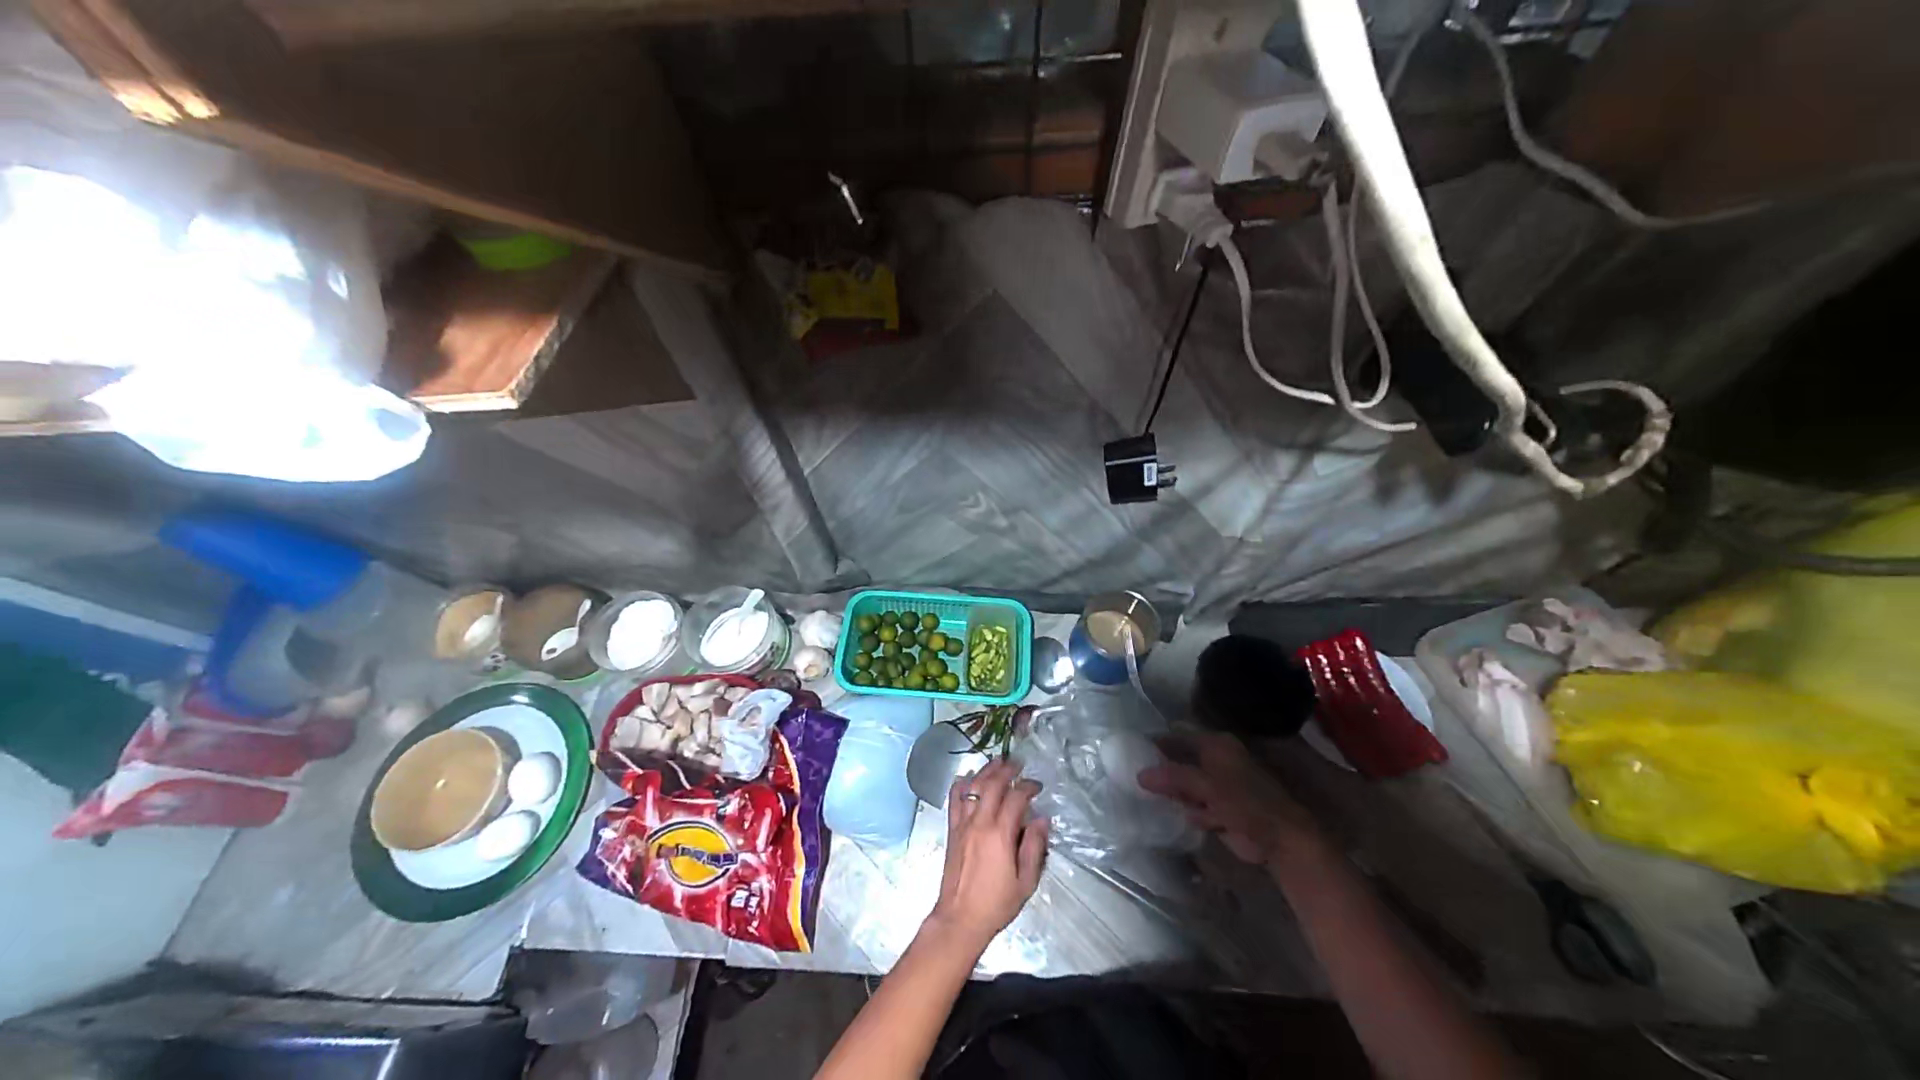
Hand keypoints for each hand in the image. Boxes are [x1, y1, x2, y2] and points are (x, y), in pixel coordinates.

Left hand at [926, 759, 1048, 951]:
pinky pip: (955, 800)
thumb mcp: (1026, 881)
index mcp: (1000, 834)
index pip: (1016, 798)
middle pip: (992, 785)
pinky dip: (961, 784)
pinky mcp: (952, 830)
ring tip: (997, 762)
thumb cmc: (996, 903)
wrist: (960, 918)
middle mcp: (979, 823)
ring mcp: (962, 824)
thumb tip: (1041, 819)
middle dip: (1007, 770)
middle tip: (1018, 764)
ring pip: (973, 787)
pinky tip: (967, 777)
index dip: (1028, 787)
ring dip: (986, 771)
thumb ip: (1034, 847)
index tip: (1037, 786)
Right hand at [1138, 731, 1325, 866]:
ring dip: (1169, 790)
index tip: (1130, 749)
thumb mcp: (1206, 785)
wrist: (1280, 839)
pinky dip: (1181, 808)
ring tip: (1138, 792)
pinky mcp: (1218, 810)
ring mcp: (1217, 786)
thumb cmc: (1245, 802)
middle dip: (1160, 768)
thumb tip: (1139, 774)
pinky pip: (1192, 805)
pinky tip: (1161, 812)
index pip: (1178, 737)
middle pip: (1180, 760)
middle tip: (1128, 771)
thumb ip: (1172, 777)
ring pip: (1185, 784)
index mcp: (1216, 746)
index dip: (1156, 743)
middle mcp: (1216, 762)